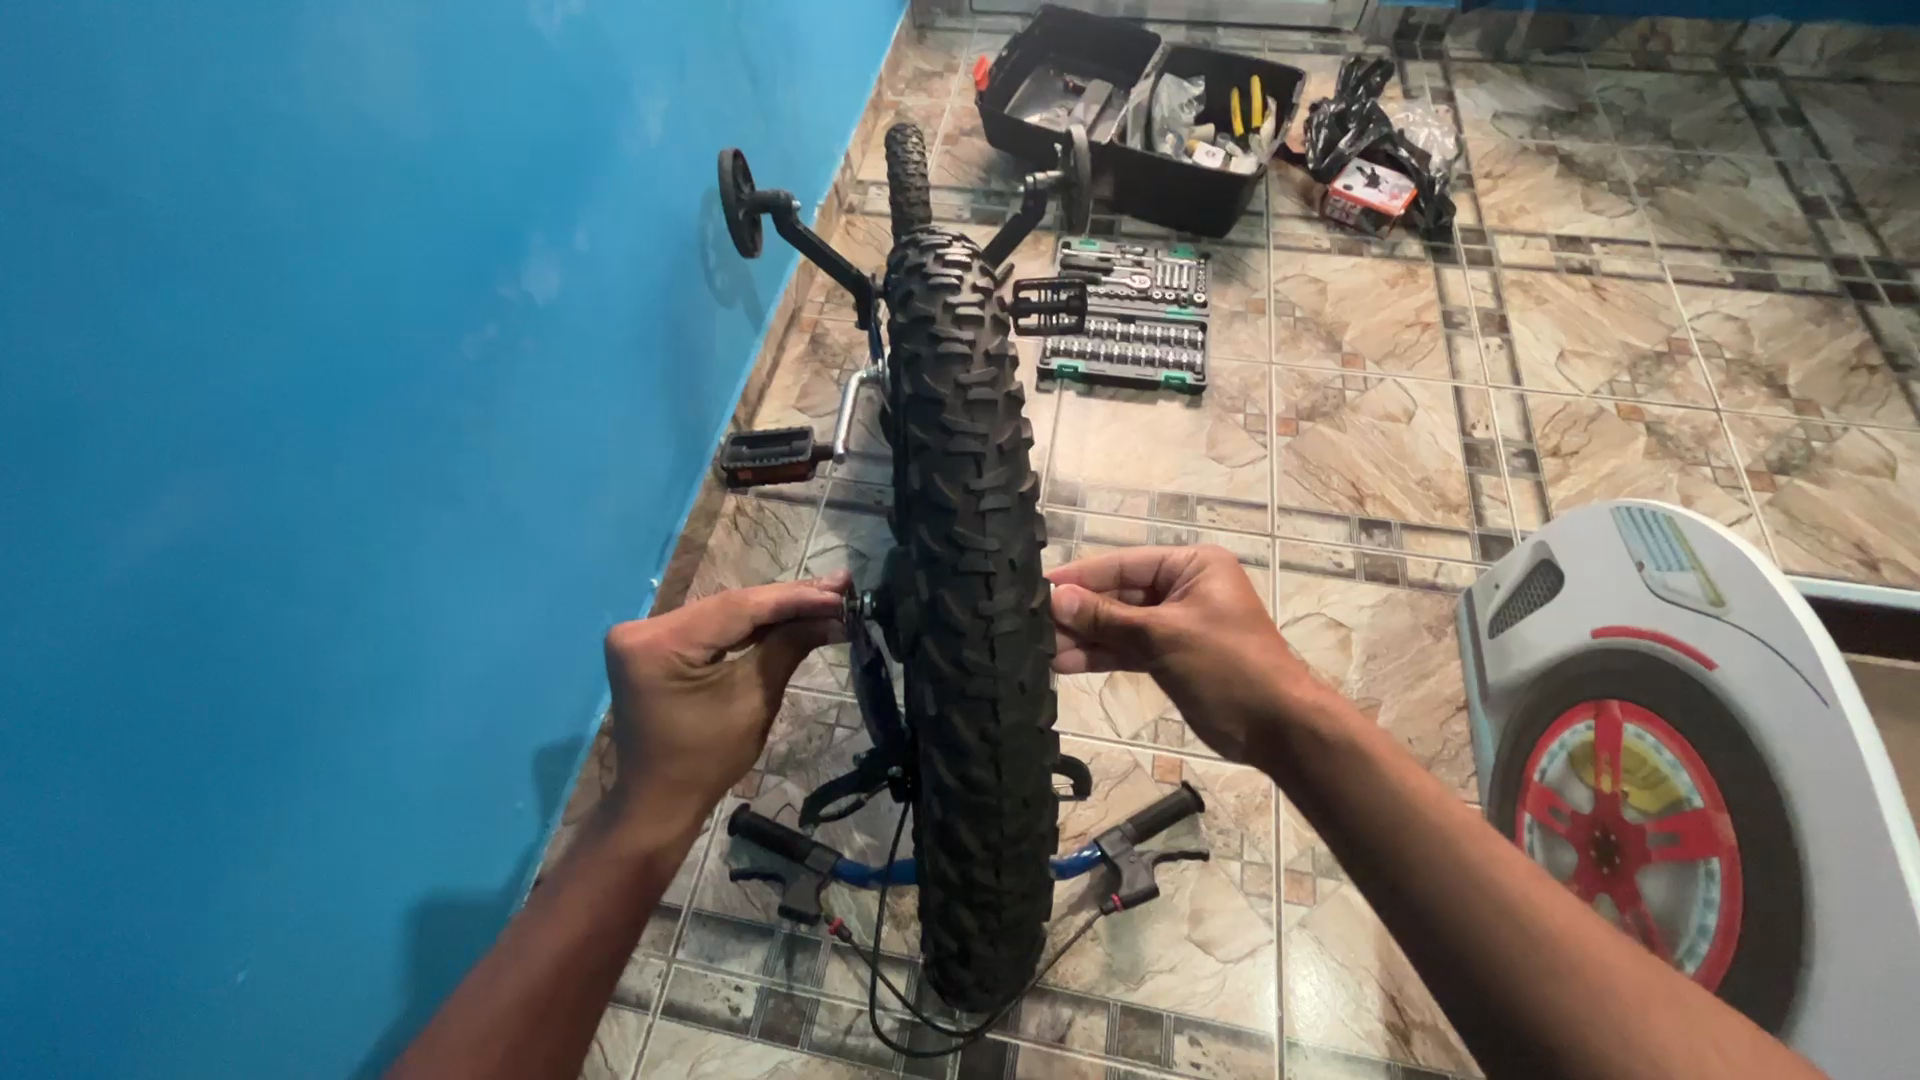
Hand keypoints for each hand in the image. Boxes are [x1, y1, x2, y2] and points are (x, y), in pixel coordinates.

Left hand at [601, 572, 850, 831]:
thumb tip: (835, 617)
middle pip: (731, 606)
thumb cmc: (705, 762)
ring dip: (775, 609)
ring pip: (725, 613)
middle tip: (842, 586)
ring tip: (826, 596)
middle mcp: (643, 628)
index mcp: (657, 643)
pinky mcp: (656, 644)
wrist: (658, 802)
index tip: (841, 594)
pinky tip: (790, 614)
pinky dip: (751, 625)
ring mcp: (646, 634)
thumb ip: (790, 646)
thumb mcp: (753, 699)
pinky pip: (713, 627)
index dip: (794, 600)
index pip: (737, 607)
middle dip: (789, 600)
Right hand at [1048, 545, 1333, 761]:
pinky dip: (1100, 656)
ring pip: (1119, 626)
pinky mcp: (1169, 658)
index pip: (1124, 563)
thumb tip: (1057, 598)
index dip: (1082, 576)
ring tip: (1039, 649)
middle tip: (1034, 623)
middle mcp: (1182, 589)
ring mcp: (1174, 626)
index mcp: (1192, 567)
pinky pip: (1127, 650)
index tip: (1041, 586)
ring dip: (1084, 638)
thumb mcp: (1164, 635)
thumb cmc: (1227, 665)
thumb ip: (1107, 617)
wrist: (1276, 727)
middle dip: (1079, 612)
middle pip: (1119, 595)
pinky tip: (1064, 663)